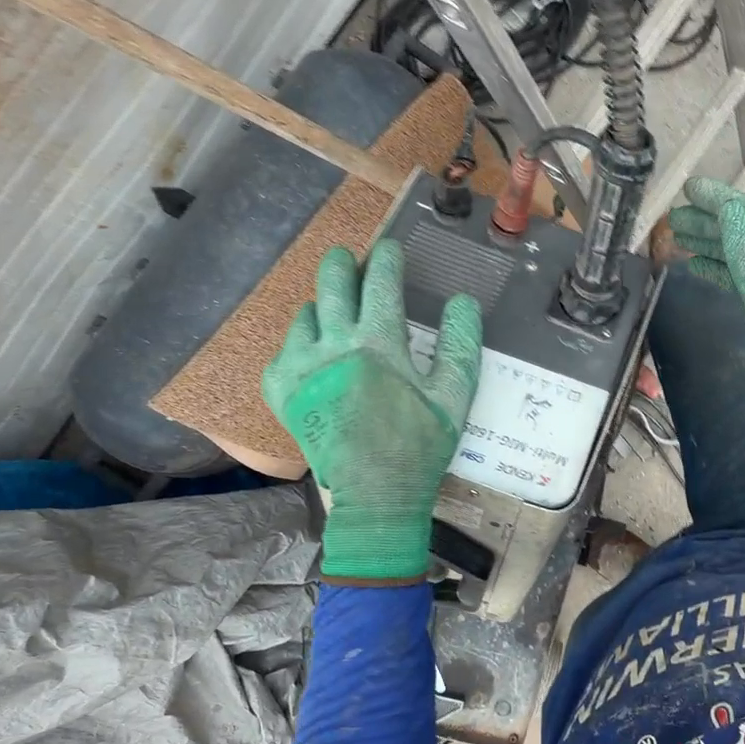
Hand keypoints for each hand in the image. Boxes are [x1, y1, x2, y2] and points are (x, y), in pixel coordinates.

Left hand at [262, 241, 481, 581]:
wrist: (374, 493)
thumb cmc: (420, 444)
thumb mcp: (454, 396)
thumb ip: (461, 343)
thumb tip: (463, 301)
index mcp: (378, 344)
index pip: (382, 282)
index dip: (388, 259)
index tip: (392, 250)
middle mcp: (333, 345)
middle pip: (333, 283)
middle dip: (344, 264)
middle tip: (352, 260)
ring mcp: (300, 366)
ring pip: (306, 314)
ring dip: (324, 306)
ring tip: (337, 313)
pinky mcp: (280, 390)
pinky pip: (285, 350)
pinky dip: (302, 344)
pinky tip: (317, 355)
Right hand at [668, 177, 744, 430]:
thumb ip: (744, 249)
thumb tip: (728, 209)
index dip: (718, 198)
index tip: (688, 188)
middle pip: (736, 227)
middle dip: (705, 219)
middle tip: (673, 217)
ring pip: (732, 249)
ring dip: (705, 240)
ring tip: (676, 236)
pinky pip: (733, 271)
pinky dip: (712, 265)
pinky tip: (694, 265)